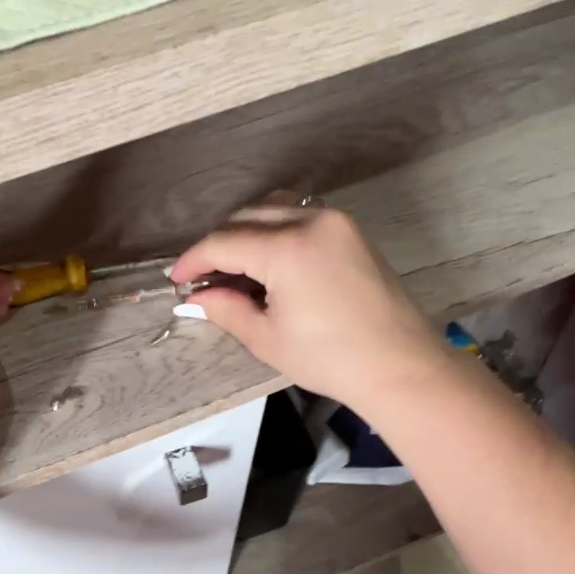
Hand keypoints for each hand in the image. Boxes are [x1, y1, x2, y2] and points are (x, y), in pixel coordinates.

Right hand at [172, 194, 448, 415]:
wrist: (398, 364)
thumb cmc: (328, 358)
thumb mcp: (266, 338)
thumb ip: (225, 309)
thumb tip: (194, 298)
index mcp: (287, 248)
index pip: (224, 242)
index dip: (194, 260)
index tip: (176, 280)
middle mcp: (311, 220)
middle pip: (246, 217)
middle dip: (218, 244)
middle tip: (202, 279)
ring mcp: (336, 221)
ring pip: (274, 208)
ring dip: (246, 230)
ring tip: (233, 267)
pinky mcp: (351, 231)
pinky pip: (300, 215)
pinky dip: (275, 229)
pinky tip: (266, 262)